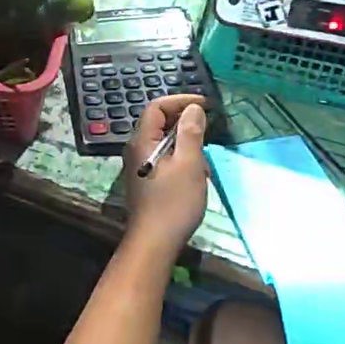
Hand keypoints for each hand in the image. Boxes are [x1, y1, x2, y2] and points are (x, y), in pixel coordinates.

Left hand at [122, 96, 209, 257]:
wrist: (154, 242)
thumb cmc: (173, 201)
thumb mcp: (189, 164)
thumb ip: (190, 133)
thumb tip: (193, 109)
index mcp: (142, 141)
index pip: (156, 107)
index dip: (180, 101)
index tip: (204, 105)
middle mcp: (136, 149)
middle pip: (159, 123)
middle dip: (185, 123)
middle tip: (208, 130)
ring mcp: (139, 165)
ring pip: (164, 142)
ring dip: (186, 145)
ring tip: (203, 161)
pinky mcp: (145, 180)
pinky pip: (164, 159)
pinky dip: (181, 160)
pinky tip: (195, 176)